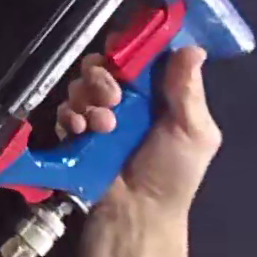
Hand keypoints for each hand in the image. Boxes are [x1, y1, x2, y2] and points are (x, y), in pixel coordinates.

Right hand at [54, 46, 220, 222]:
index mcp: (156, 93)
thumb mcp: (193, 132)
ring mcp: (96, 112)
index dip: (126, 45)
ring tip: (102, 126)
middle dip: (101, 75)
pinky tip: (81, 132)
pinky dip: (70, 116)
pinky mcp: (74, 129)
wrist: (136, 211)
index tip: (121, 48)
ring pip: (79, 84)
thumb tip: (192, 47)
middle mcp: (124, 97)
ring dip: (88, 100)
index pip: (137, 55)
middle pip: (101, 64)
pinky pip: (64, 108)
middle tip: (112, 96)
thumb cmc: (172, 172)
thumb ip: (187, 90)